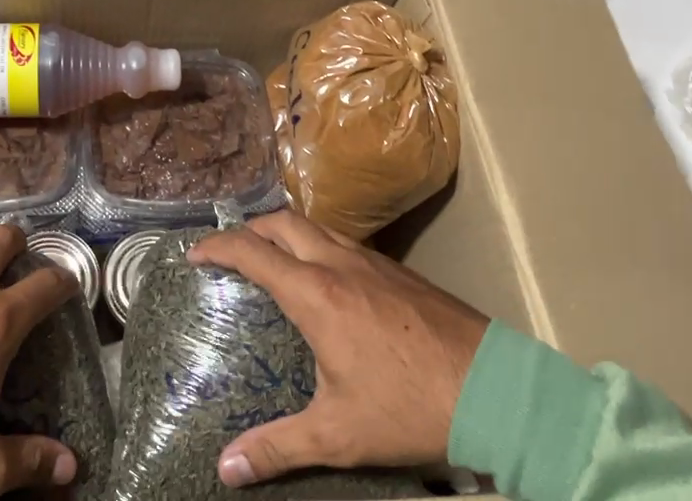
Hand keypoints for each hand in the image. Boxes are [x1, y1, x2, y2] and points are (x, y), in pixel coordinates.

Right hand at [187, 210, 489, 487]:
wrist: (497, 389)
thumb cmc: (410, 407)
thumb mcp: (338, 434)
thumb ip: (277, 447)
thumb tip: (225, 470)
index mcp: (316, 293)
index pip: (252, 252)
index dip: (217, 246)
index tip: (194, 254)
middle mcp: (340, 264)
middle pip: (282, 222)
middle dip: (249, 228)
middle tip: (231, 252)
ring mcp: (374, 262)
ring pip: (316, 226)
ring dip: (286, 233)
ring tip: (274, 261)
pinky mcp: (400, 271)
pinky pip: (344, 242)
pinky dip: (318, 245)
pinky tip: (328, 281)